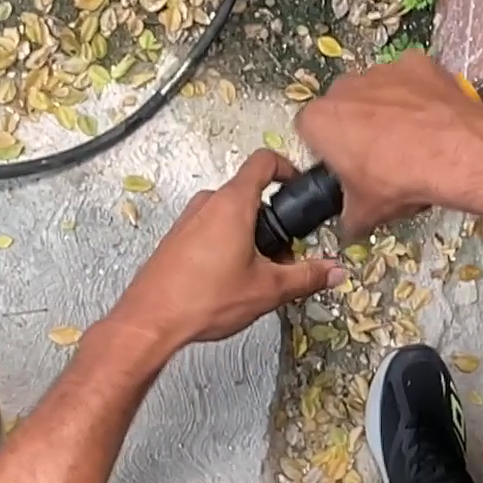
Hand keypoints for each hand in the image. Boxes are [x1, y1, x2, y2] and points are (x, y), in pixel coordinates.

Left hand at [107, 150, 345, 349]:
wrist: (151, 321)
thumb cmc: (201, 299)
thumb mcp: (268, 289)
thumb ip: (306, 276)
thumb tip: (332, 271)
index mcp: (232, 204)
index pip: (264, 162)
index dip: (287, 168)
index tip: (297, 186)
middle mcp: (207, 204)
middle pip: (249, 195)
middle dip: (271, 222)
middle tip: (283, 254)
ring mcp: (188, 221)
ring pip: (229, 214)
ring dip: (249, 236)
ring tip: (257, 272)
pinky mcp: (176, 239)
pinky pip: (209, 229)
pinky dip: (227, 244)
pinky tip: (230, 279)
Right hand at [295, 51, 482, 234]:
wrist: (453, 154)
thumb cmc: (401, 177)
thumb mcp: (365, 213)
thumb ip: (348, 219)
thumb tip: (351, 227)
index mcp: (319, 120)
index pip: (309, 133)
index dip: (328, 152)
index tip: (344, 167)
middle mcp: (344, 87)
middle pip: (342, 107)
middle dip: (356, 128)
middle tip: (377, 160)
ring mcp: (380, 72)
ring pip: (375, 91)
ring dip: (386, 111)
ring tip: (409, 144)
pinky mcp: (415, 63)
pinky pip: (410, 80)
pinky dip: (417, 96)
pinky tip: (430, 123)